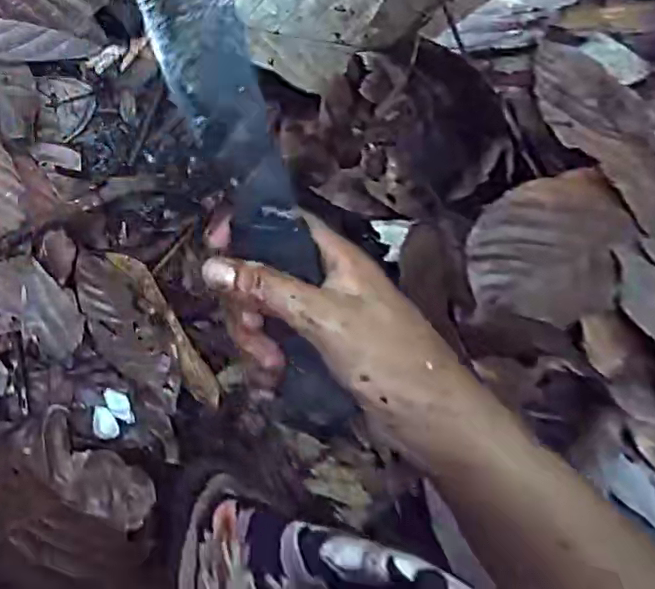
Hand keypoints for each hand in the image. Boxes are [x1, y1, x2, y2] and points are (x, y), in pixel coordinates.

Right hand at [203, 214, 494, 458]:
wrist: (444, 433)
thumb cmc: (393, 362)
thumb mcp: (325, 318)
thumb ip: (267, 287)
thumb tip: (210, 265)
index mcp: (333, 256)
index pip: (279, 220)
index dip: (244, 224)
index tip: (214, 246)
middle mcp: (322, 278)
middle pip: (261, 268)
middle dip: (246, 300)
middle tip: (250, 329)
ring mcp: (318, 314)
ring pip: (262, 307)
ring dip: (254, 336)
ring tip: (269, 366)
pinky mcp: (316, 347)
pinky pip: (273, 339)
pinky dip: (265, 357)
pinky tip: (272, 380)